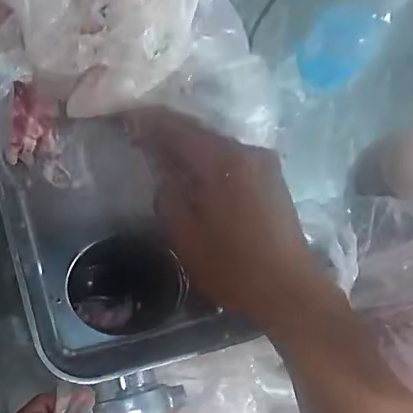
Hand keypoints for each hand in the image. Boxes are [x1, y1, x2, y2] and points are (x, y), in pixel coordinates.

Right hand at [124, 109, 336, 329]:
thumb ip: (169, 193)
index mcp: (223, 160)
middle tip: (137, 141)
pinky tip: (196, 178)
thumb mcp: (187, 236)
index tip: (123, 123)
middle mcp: (248, 151)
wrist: (290, 290)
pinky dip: (211, 164)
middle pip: (199, 133)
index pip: (176, 126)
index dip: (146, 122)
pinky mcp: (274, 180)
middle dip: (167, 135)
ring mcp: (265, 164)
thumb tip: (163, 169)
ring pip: (218, 147)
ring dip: (190, 151)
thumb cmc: (234, 269)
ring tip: (163, 161)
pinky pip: (234, 161)